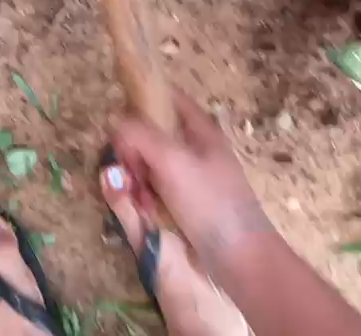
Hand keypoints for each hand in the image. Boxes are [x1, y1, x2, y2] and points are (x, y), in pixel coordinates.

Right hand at [106, 90, 272, 265]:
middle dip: (134, 146)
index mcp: (200, 130)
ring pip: (152, 161)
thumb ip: (138, 134)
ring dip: (138, 174)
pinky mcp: (190, 203)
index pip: (168, 97)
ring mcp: (194, 177)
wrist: (244, 262)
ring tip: (138, 194)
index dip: (142, 97)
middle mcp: (197, 148)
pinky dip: (148, 194)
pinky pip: (159, 187)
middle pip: (153, 131)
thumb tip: (116, 125)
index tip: (120, 115)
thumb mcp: (170, 160)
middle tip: (128, 166)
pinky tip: (147, 209)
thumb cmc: (210, 202)